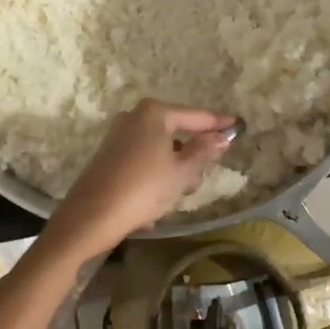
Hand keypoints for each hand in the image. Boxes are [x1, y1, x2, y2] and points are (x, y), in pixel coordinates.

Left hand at [44, 99, 236, 261]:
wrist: (91, 215)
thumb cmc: (143, 189)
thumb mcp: (182, 172)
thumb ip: (204, 151)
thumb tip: (222, 136)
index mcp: (154, 112)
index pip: (196, 116)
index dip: (218, 123)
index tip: (238, 125)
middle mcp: (134, 116)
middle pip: (176, 131)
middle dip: (192, 154)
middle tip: (200, 177)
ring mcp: (119, 134)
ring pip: (160, 147)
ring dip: (174, 168)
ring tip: (177, 194)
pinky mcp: (109, 154)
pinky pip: (144, 158)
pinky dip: (156, 173)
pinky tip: (156, 198)